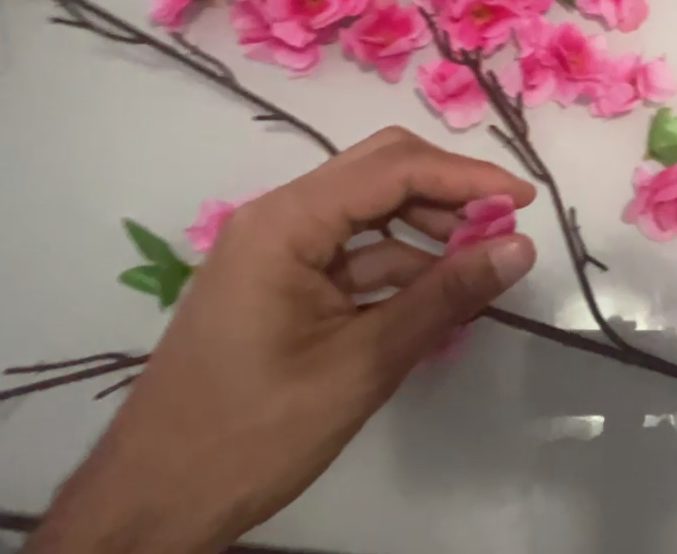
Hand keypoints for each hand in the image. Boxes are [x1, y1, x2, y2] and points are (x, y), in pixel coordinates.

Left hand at [26, 127, 537, 553]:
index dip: (467, 177)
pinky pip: (354, 248)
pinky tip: (437, 291)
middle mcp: (278, 217)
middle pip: (380, 171)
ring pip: (371, 207)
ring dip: (428, 224)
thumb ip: (445, 297)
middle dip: (448, 190)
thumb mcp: (363, 364)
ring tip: (479, 258)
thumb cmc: (251, 434)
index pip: (394, 169)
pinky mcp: (282, 278)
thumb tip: (520, 247)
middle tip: (503, 223)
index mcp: (285, 223)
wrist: (151, 506)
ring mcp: (277, 247)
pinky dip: (401, 261)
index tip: (525, 200)